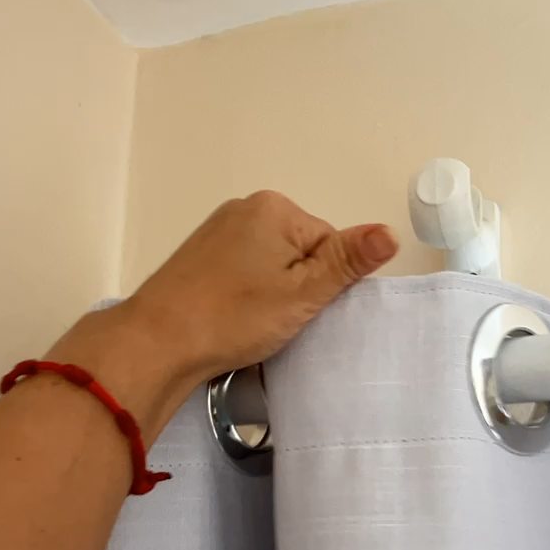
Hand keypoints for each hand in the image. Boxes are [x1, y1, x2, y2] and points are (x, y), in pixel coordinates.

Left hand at [40, 191, 398, 427]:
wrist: (159, 341)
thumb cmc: (235, 317)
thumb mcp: (303, 293)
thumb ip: (348, 261)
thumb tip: (391, 233)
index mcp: (276, 208)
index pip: (331, 245)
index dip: (326, 284)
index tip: (302, 311)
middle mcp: (246, 208)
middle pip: (302, 251)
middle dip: (299, 287)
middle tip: (277, 319)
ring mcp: (219, 230)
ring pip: (273, 264)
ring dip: (273, 293)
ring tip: (255, 321)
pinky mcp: (201, 254)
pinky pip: (245, 269)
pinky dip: (248, 293)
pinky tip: (236, 316)